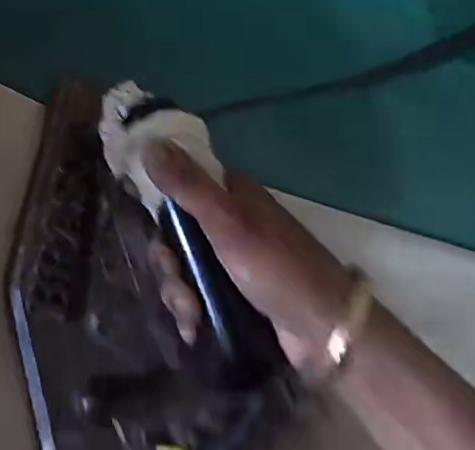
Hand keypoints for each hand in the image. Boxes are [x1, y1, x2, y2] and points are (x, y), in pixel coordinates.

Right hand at [144, 140, 359, 368]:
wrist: (327, 331)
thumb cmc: (276, 266)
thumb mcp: (227, 220)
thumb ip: (186, 183)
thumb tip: (148, 143)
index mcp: (229, 193)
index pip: (177, 187)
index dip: (159, 209)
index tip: (154, 233)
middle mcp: (228, 221)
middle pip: (175, 233)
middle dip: (169, 262)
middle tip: (177, 282)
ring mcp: (231, 259)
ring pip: (183, 267)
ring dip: (178, 292)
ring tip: (190, 316)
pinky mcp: (234, 294)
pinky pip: (197, 294)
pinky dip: (190, 310)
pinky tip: (192, 328)